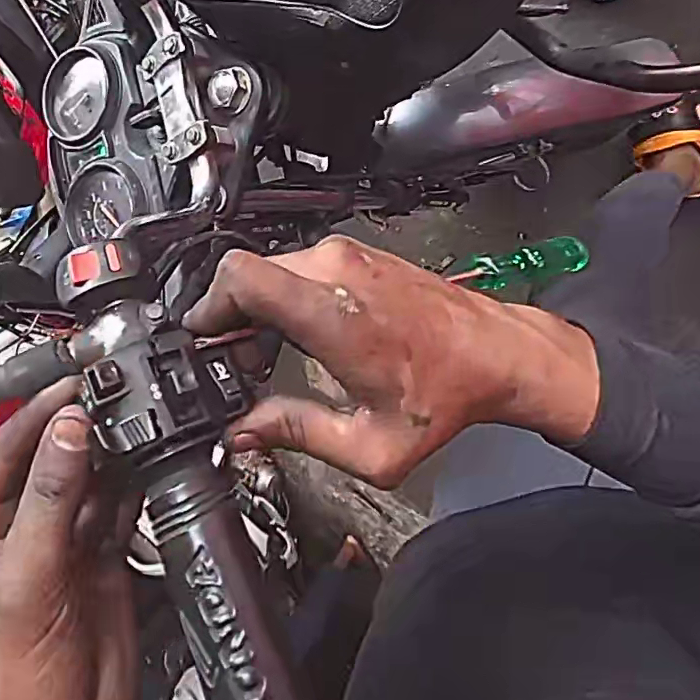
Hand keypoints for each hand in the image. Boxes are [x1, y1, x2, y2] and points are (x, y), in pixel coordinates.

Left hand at [0, 381, 138, 699]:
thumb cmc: (10, 684)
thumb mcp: (25, 580)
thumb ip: (49, 500)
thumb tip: (68, 431)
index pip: (4, 448)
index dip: (37, 413)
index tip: (71, 387)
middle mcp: (21, 522)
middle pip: (53, 454)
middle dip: (80, 427)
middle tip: (109, 400)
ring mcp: (65, 533)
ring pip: (91, 471)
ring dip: (111, 449)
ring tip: (131, 426)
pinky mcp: (103, 546)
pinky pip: (121, 496)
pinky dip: (136, 477)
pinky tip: (145, 462)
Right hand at [184, 235, 600, 486]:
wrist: (496, 352)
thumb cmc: (446, 393)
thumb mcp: (368, 444)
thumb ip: (294, 432)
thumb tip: (244, 431)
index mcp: (333, 314)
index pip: (240, 278)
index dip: (208, 307)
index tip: (203, 338)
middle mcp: (335, 271)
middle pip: (245, 275)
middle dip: (229, 317)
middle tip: (238, 360)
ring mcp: (346, 256)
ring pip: (268, 269)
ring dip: (254, 308)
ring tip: (268, 351)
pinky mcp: (354, 255)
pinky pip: (296, 266)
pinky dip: (281, 296)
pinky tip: (297, 332)